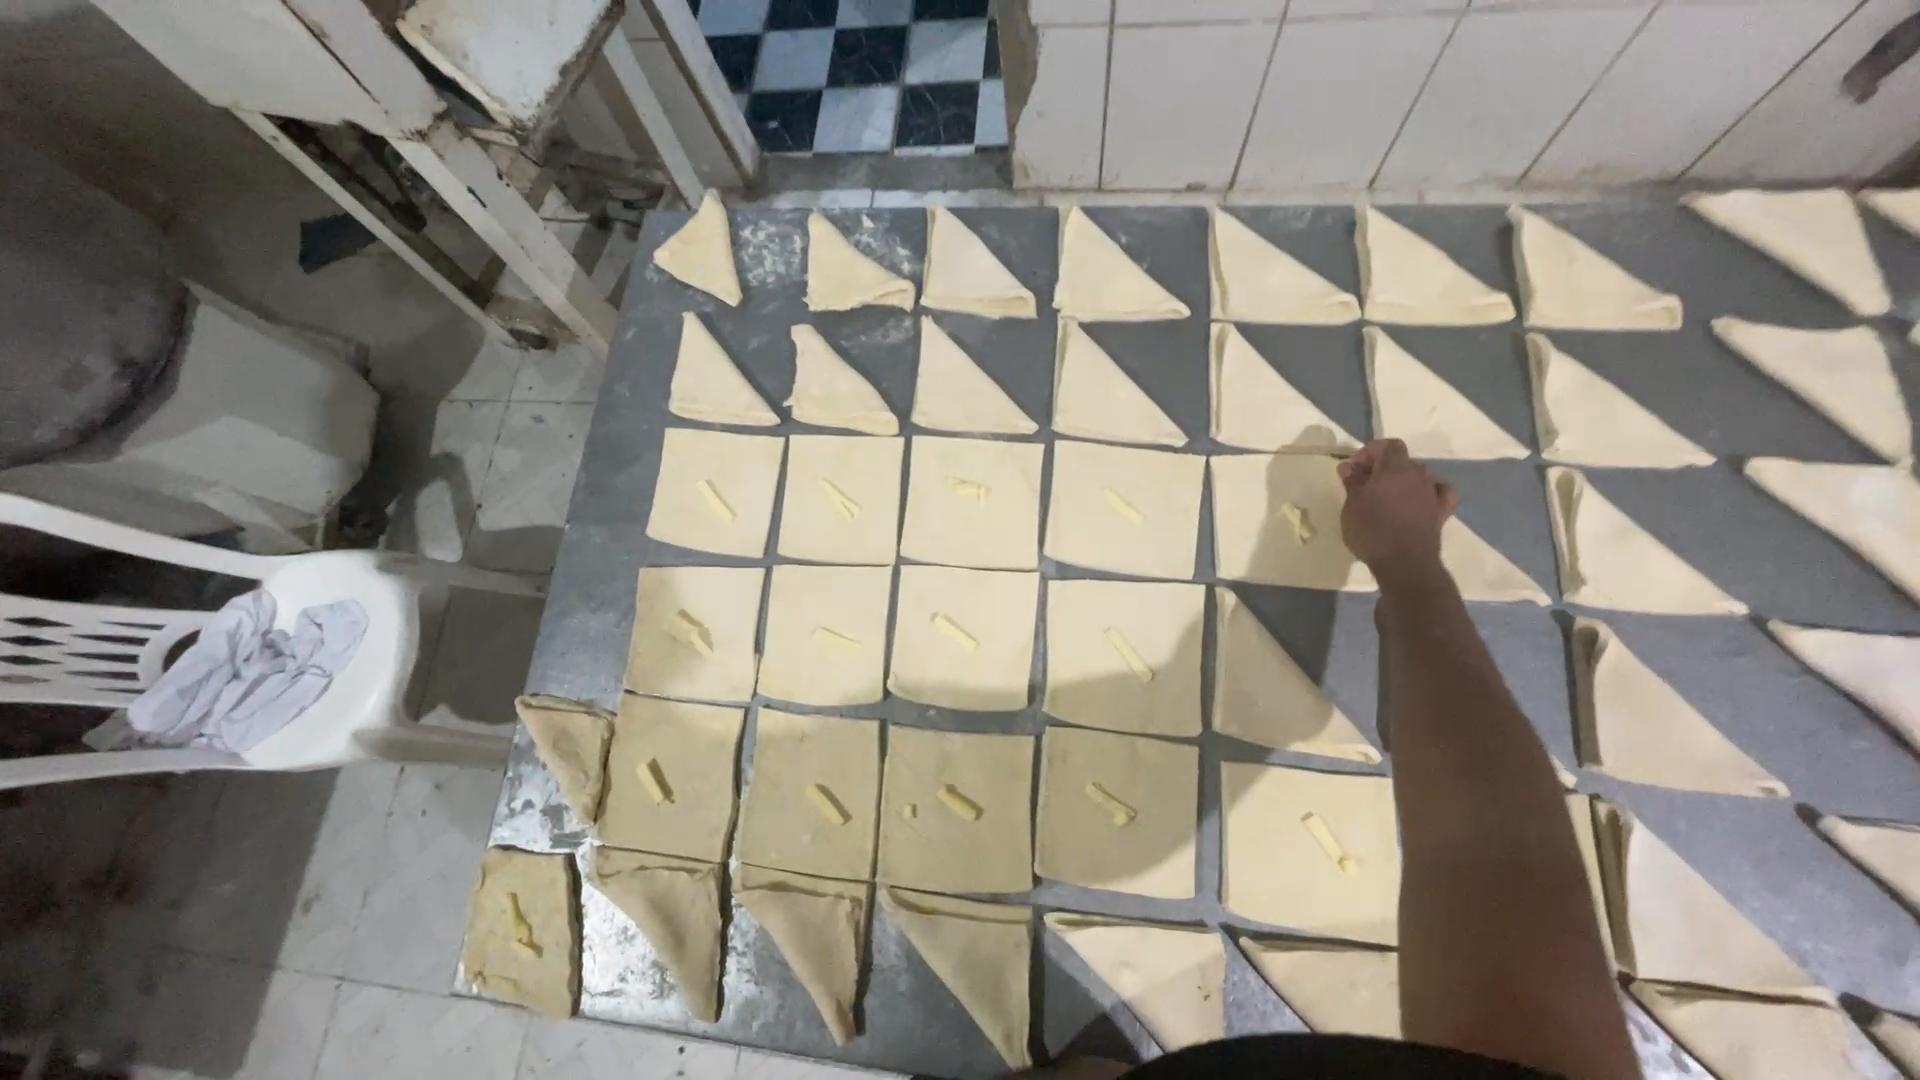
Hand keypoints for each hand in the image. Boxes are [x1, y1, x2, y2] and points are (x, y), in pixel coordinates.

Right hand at [1337, 439, 1457, 578]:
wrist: (1404, 563)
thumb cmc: (1371, 531)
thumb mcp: (1351, 506)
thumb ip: (1352, 482)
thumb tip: (1348, 466)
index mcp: (1394, 469)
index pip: (1387, 445)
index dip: (1369, 452)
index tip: (1353, 470)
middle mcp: (1418, 475)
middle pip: (1402, 460)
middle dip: (1382, 467)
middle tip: (1363, 485)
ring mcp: (1432, 493)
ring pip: (1419, 475)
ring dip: (1402, 480)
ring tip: (1386, 497)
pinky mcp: (1441, 511)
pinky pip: (1440, 492)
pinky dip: (1431, 491)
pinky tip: (1422, 498)